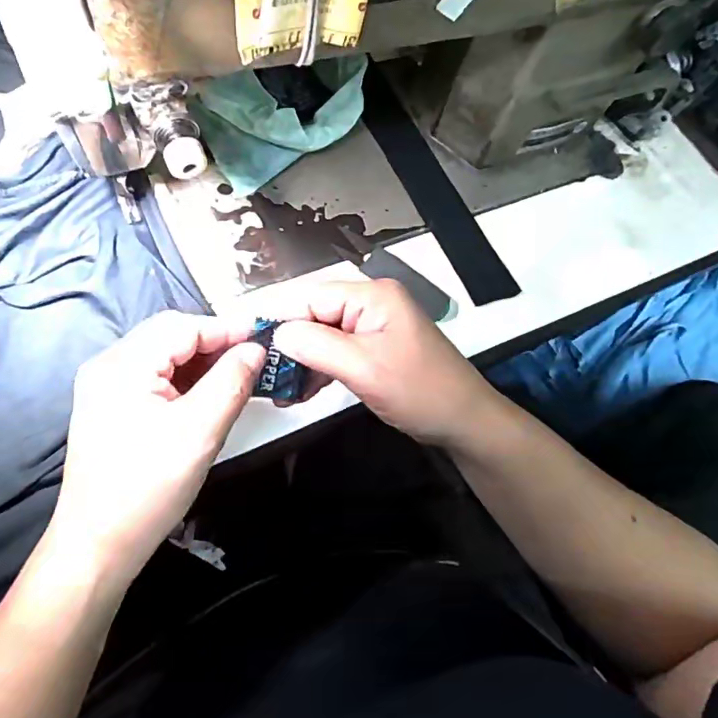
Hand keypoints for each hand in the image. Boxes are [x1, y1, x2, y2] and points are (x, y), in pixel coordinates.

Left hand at [56, 312, 263, 571]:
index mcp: (122, 366)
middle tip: (253, 359)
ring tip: (236, 376)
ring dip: (200, 362)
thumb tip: (254, 350)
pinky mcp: (109, 407)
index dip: (226, 329)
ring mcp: (104, 388)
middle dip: (214, 343)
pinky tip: (207, 395)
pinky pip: (153, 377)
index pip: (182, 327)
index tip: (263, 338)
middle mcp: (107, 367)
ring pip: (163, 356)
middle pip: (170, 336)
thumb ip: (231, 382)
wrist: (98, 546)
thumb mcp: (200, 433)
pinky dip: (184, 380)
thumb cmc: (146, 491)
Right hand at [264, 279, 506, 448]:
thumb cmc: (421, 392)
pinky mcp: (376, 348)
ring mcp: (375, 326)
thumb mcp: (363, 368)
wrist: (465, 422)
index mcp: (373, 296)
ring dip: (302, 362)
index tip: (253, 348)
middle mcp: (372, 303)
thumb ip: (316, 346)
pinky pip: (337, 351)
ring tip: (282, 391)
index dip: (281, 320)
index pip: (311, 297)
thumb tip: (277, 333)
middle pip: (315, 314)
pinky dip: (320, 369)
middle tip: (266, 376)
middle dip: (290, 345)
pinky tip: (302, 392)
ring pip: (323, 335)